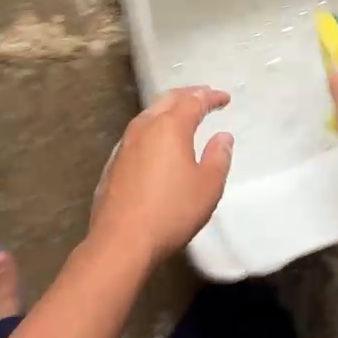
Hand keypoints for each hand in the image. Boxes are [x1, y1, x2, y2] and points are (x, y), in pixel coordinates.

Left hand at [90, 86, 234, 265]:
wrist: (121, 242)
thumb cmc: (170, 212)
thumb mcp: (208, 187)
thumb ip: (219, 157)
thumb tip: (223, 137)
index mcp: (170, 127)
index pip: (194, 101)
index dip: (211, 97)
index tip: (224, 98)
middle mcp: (144, 127)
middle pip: (168, 100)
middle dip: (188, 95)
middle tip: (204, 96)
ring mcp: (125, 144)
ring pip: (149, 114)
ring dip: (168, 109)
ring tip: (182, 115)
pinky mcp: (114, 163)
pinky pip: (138, 133)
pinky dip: (154, 128)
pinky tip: (156, 142)